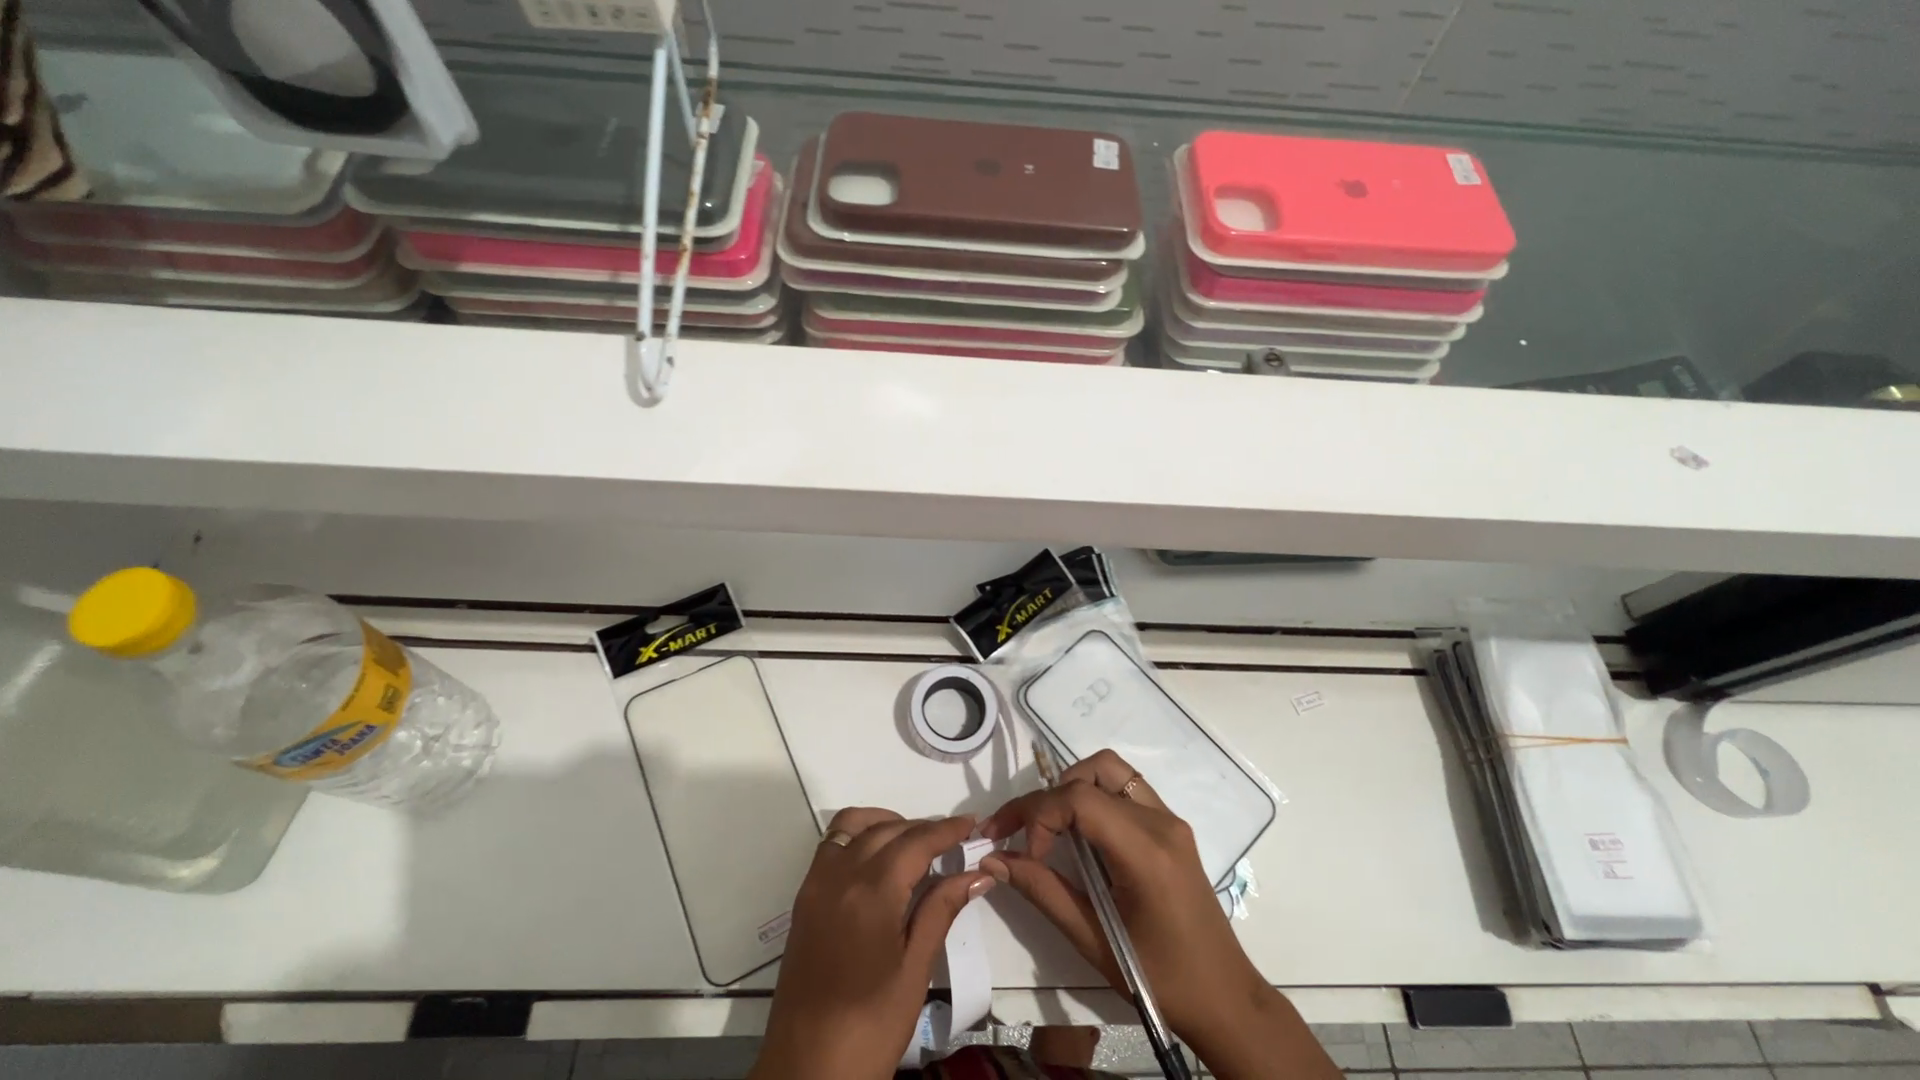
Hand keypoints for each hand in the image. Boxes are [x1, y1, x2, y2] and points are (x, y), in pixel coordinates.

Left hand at [749, 809, 993, 1079]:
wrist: (809, 1066)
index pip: (915, 842)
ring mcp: (815, 886)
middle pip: (886, 830)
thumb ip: (941, 910)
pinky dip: (858, 838)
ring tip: (917, 846)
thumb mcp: (916, 968)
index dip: (947, 830)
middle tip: (954, 840)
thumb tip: (977, 872)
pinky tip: (882, 862)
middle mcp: (839, 876)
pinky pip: (832, 847)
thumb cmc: (872, 1024)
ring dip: (886, 825)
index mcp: (871, 893)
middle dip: (922, 827)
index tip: (972, 824)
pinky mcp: (803, 900)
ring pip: (852, 827)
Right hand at [979, 751, 1281, 1057]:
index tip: (1020, 853)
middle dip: (1046, 798)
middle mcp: (1162, 823)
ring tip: (1047, 830)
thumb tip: (993, 859)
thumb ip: (1042, 892)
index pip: (1080, 798)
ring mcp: (1171, 822)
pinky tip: (1077, 836)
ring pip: (1110, 771)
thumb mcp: (1094, 941)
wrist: (1224, 998)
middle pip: (1092, 774)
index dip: (1037, 815)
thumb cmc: (1161, 980)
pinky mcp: (1172, 829)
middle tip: (1017, 834)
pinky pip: (1125, 790)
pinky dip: (1092, 798)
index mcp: (1146, 852)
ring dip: (1071, 789)